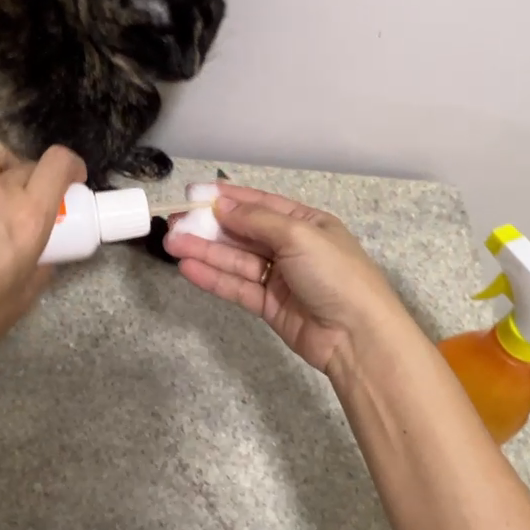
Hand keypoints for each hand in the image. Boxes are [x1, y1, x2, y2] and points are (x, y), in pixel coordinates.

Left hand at [0, 140, 86, 373]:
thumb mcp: (25, 296)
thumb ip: (42, 264)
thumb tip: (42, 254)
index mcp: (27, 217)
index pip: (58, 163)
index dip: (71, 167)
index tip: (71, 183)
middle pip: (27, 164)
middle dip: (37, 181)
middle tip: (30, 207)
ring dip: (1, 172)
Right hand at [162, 185, 410, 378]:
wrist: (358, 335)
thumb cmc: (335, 274)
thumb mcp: (299, 235)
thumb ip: (256, 220)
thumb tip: (221, 205)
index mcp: (306, 223)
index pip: (260, 205)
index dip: (227, 199)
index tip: (194, 194)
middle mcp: (291, 247)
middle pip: (243, 232)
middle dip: (209, 227)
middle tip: (174, 222)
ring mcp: (279, 278)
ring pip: (235, 260)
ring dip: (204, 251)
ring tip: (171, 243)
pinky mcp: (268, 305)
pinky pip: (236, 286)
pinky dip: (213, 277)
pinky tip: (187, 268)